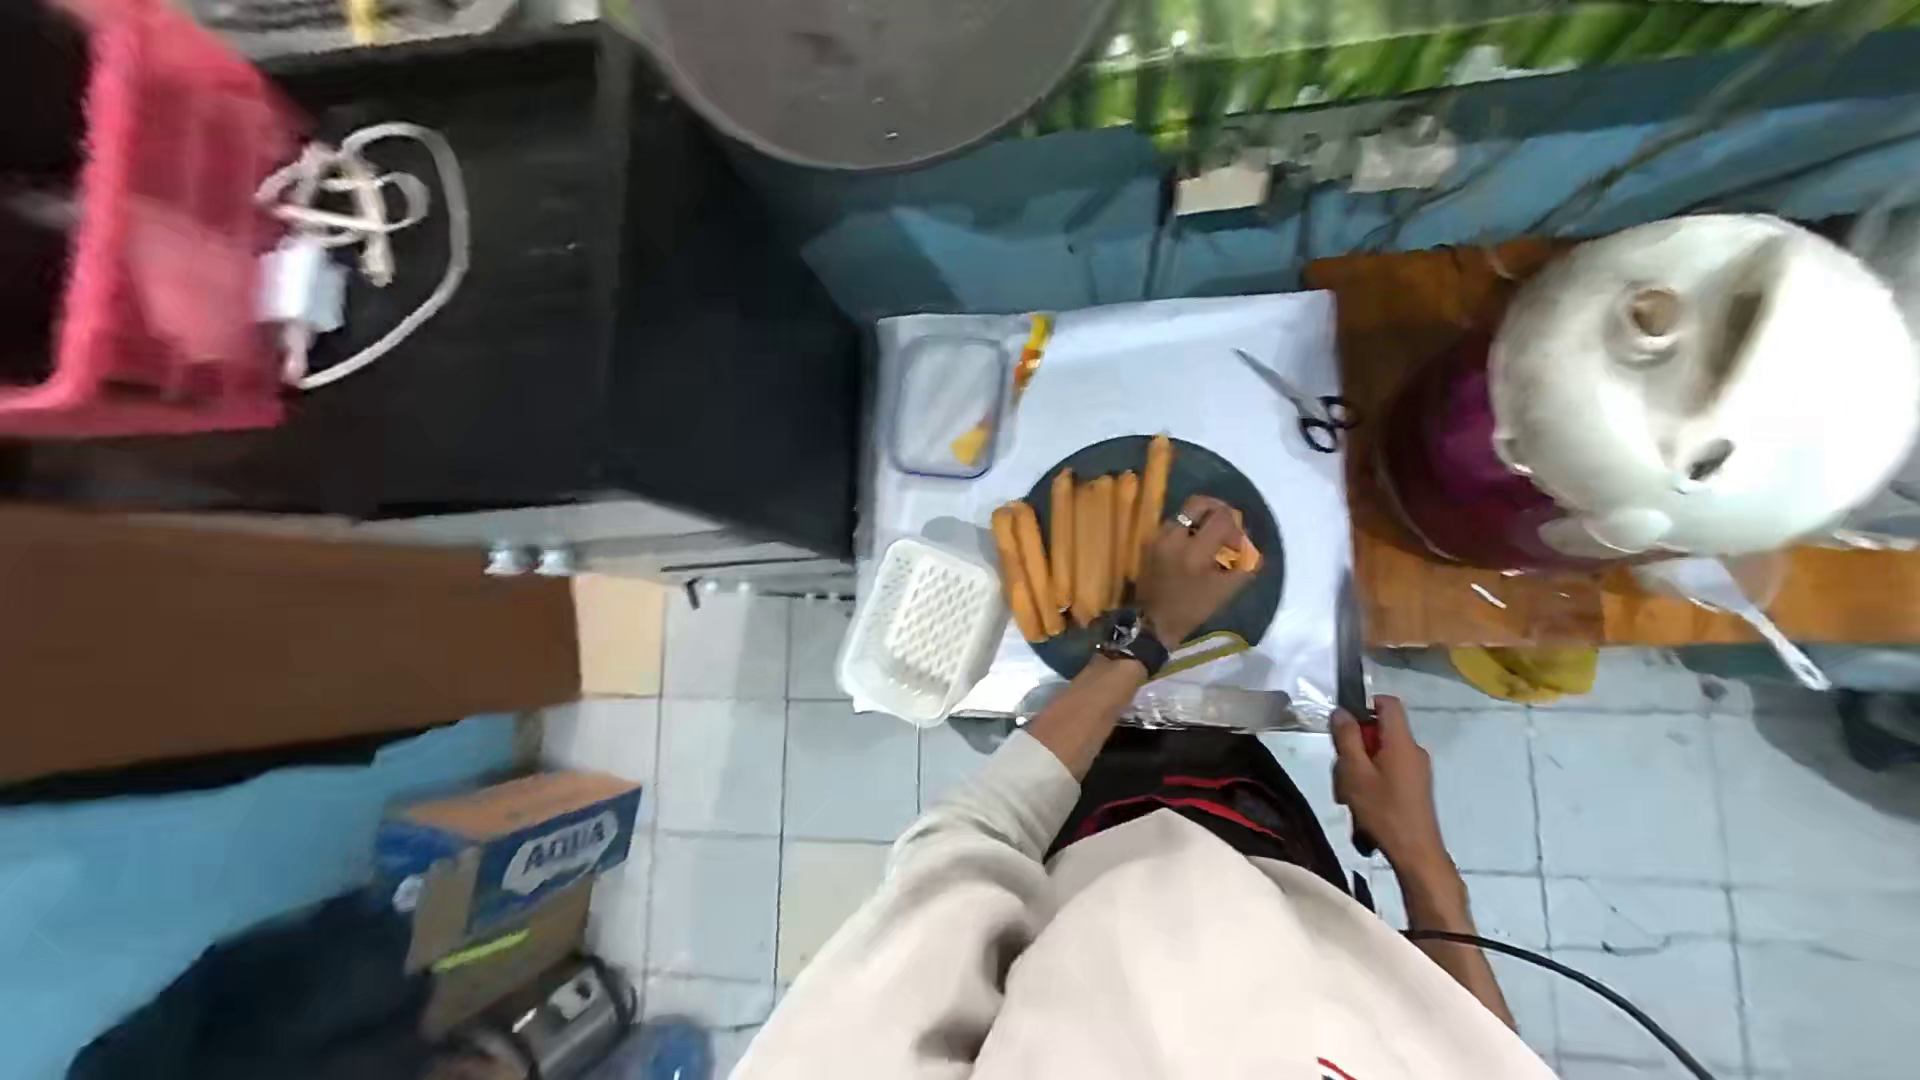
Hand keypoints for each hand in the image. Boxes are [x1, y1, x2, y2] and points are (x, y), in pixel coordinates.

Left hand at [1134, 494, 1254, 643]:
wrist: (1153, 620)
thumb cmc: (1192, 608)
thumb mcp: (1225, 590)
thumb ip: (1243, 563)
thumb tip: (1249, 544)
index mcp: (1194, 551)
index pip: (1221, 518)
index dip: (1235, 526)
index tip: (1236, 544)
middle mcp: (1172, 537)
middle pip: (1198, 503)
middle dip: (1217, 510)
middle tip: (1226, 526)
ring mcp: (1157, 538)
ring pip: (1184, 513)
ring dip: (1201, 520)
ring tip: (1210, 539)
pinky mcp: (1148, 542)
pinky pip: (1172, 525)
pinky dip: (1187, 529)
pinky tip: (1193, 545)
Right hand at [1331, 696, 1452, 878]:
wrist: (1416, 854)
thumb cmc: (1383, 810)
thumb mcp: (1354, 771)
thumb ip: (1346, 737)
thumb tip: (1341, 712)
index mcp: (1401, 742)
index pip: (1388, 703)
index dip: (1365, 704)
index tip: (1345, 723)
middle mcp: (1413, 751)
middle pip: (1379, 730)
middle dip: (1354, 743)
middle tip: (1340, 767)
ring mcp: (1416, 769)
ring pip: (1379, 752)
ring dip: (1358, 764)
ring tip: (1347, 791)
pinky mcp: (1414, 785)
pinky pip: (1387, 768)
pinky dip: (1369, 777)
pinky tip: (1359, 799)